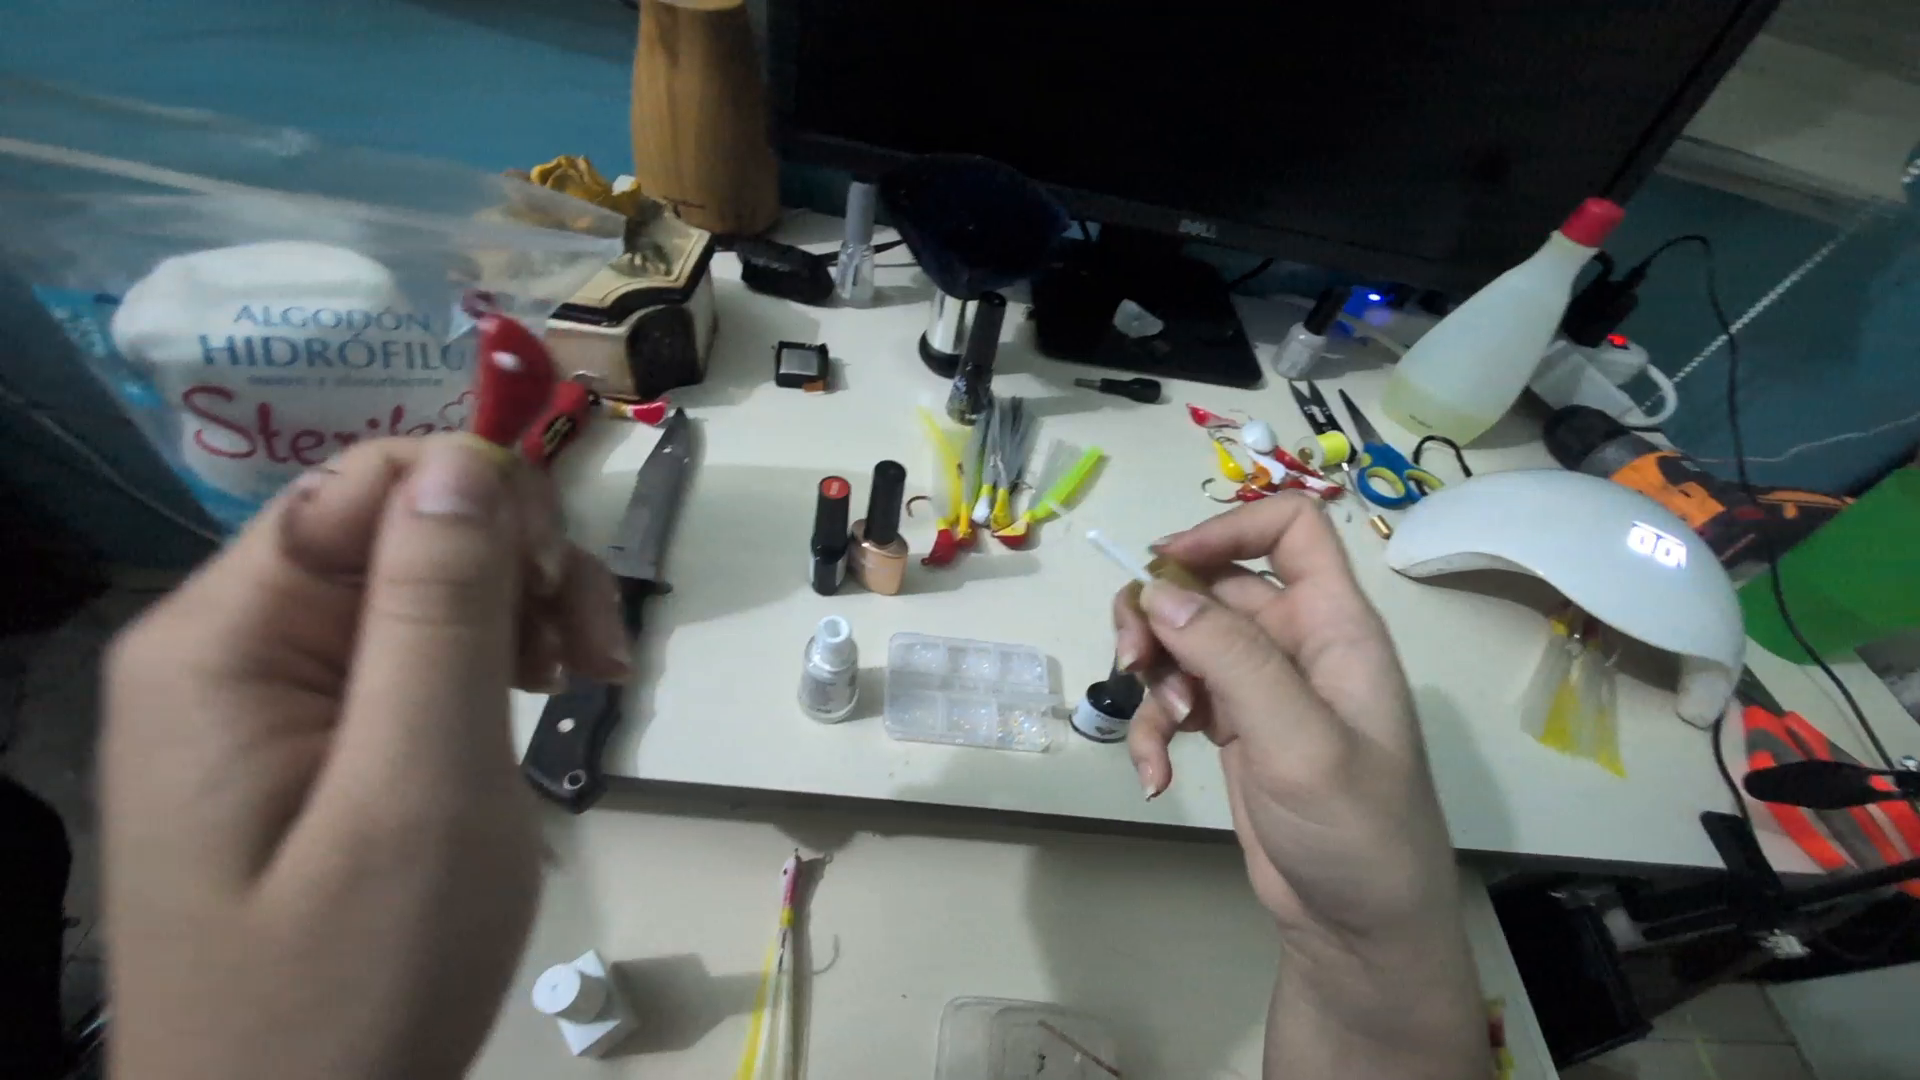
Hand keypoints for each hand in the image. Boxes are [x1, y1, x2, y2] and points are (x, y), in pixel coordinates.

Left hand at [101, 436, 627, 1079]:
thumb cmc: (360, 972)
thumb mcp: (420, 783)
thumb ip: (440, 614)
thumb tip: (467, 465)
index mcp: (230, 638)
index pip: (366, 483)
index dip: (482, 498)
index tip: (562, 579)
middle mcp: (247, 640)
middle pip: (413, 525)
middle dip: (521, 563)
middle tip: (589, 649)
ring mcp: (294, 684)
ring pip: (442, 576)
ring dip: (533, 606)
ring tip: (588, 677)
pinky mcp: (341, 722)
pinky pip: (438, 639)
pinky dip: (513, 650)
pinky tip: (551, 690)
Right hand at [1113, 495, 1487, 1077]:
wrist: (1357, 931)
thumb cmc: (1354, 830)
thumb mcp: (1298, 741)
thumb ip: (1231, 658)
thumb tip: (1157, 592)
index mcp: (1331, 626)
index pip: (1289, 530)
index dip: (1227, 529)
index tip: (1164, 565)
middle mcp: (1292, 643)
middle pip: (1209, 587)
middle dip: (1160, 618)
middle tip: (1131, 659)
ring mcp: (1258, 686)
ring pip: (1181, 642)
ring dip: (1152, 678)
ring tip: (1156, 727)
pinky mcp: (1231, 726)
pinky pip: (1174, 699)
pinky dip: (1153, 729)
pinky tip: (1154, 773)